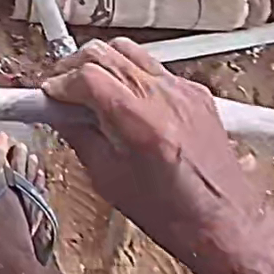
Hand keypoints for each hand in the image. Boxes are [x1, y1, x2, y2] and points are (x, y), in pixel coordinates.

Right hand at [42, 39, 273, 269]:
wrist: (224, 223)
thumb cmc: (172, 213)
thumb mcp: (108, 178)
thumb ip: (80, 136)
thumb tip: (59, 114)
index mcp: (140, 123)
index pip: (86, 76)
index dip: (60, 83)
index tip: (48, 95)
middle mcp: (163, 98)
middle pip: (104, 53)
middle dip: (74, 66)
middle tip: (61, 88)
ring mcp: (182, 91)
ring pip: (128, 50)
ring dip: (101, 63)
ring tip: (89, 87)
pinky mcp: (195, 92)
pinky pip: (153, 67)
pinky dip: (130, 74)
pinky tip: (123, 97)